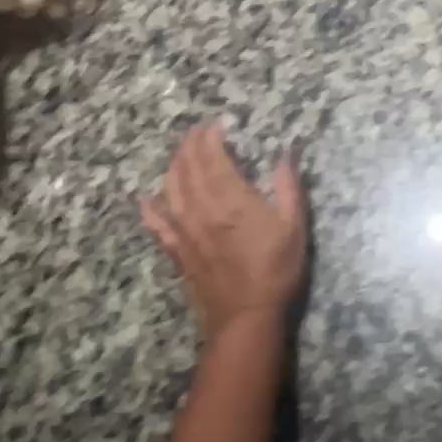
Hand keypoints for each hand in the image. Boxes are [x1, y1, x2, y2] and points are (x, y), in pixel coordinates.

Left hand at [140, 121, 307, 341]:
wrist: (246, 317)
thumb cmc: (276, 269)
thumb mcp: (294, 226)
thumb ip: (288, 186)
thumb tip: (286, 153)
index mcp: (231, 200)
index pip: (212, 157)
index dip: (210, 137)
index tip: (216, 124)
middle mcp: (202, 209)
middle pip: (188, 168)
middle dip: (190, 144)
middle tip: (197, 130)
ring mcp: (185, 231)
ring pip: (170, 189)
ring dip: (173, 166)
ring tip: (180, 153)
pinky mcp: (177, 251)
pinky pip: (157, 224)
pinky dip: (150, 208)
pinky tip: (147, 198)